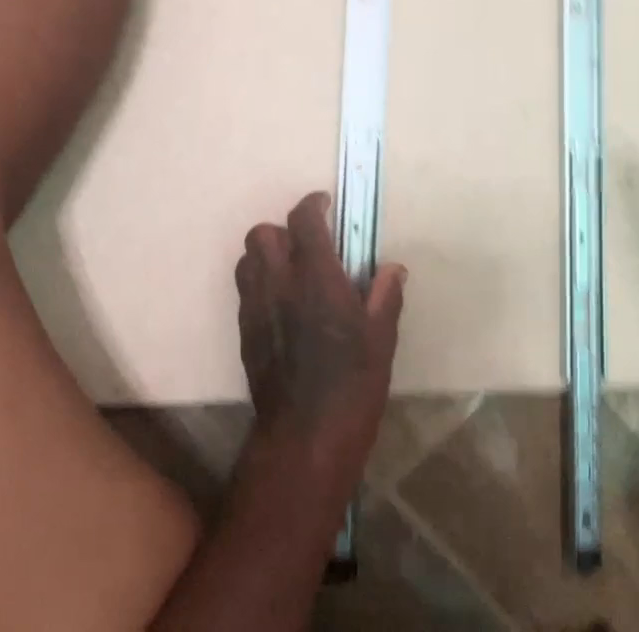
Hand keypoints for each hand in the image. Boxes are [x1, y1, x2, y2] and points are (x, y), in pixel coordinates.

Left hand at [235, 192, 406, 487]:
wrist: (306, 434)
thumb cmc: (353, 384)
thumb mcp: (382, 339)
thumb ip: (385, 295)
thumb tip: (393, 268)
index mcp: (316, 278)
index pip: (303, 221)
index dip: (313, 205)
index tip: (325, 205)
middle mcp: (279, 284)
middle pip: (262, 234)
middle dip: (283, 230)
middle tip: (308, 245)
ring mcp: (256, 308)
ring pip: (247, 260)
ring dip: (267, 255)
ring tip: (292, 271)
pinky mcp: (245, 332)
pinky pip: (245, 291)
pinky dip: (261, 284)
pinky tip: (284, 305)